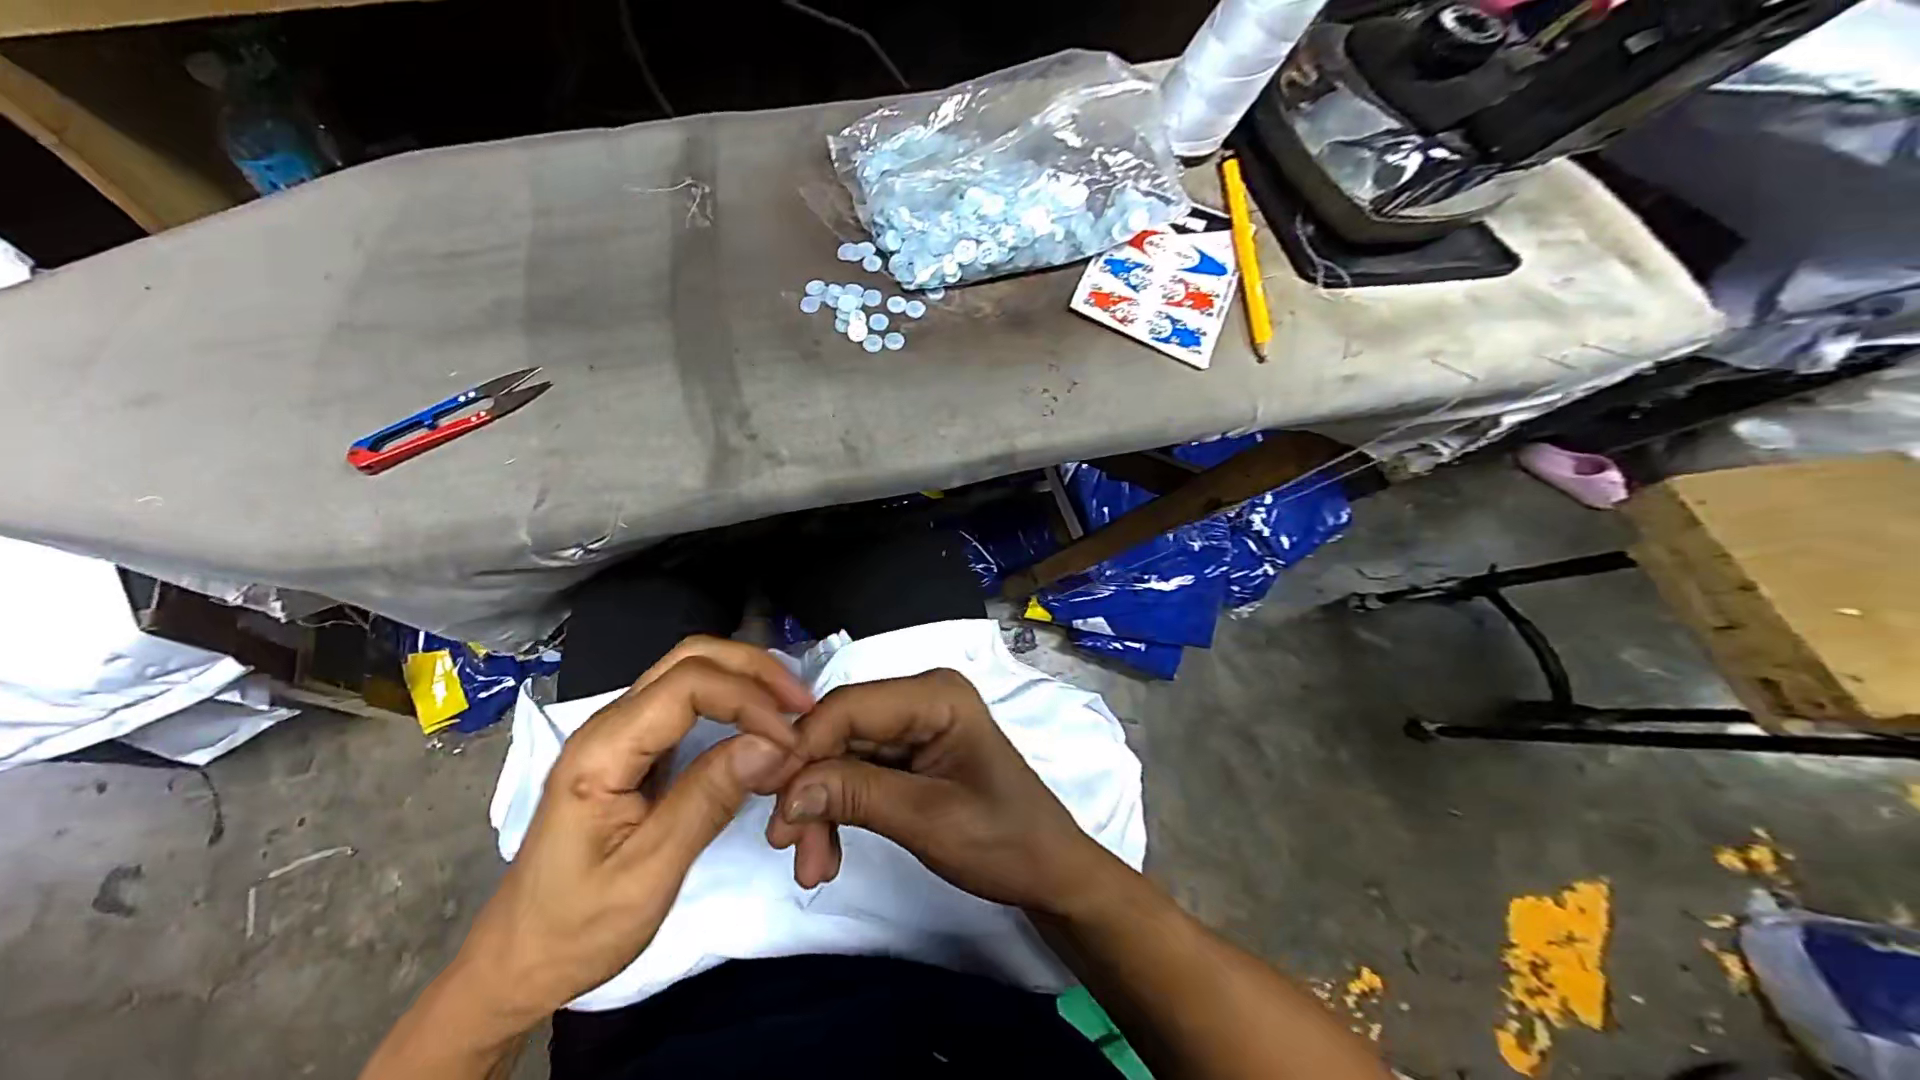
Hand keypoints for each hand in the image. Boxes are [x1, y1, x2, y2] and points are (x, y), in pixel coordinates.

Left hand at [454, 636, 812, 1027]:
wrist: (518, 963)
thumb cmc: (577, 928)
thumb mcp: (650, 872)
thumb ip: (709, 798)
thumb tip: (774, 744)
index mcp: (602, 751)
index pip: (689, 685)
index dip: (749, 700)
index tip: (791, 741)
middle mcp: (609, 726)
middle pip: (691, 657)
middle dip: (754, 670)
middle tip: (802, 705)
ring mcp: (621, 734)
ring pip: (693, 670)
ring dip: (748, 680)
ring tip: (791, 711)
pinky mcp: (636, 751)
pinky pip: (692, 702)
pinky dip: (735, 701)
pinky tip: (761, 726)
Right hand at [764, 668, 1121, 914]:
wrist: (1049, 874)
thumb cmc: (1005, 841)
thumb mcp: (930, 819)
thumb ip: (857, 795)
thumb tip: (786, 792)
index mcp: (937, 695)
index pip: (848, 707)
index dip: (802, 749)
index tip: (770, 803)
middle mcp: (920, 700)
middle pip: (840, 732)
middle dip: (810, 788)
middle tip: (787, 847)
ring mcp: (913, 728)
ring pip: (841, 757)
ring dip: (819, 809)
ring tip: (811, 867)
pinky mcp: (908, 756)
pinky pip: (855, 775)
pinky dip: (836, 812)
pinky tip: (827, 854)